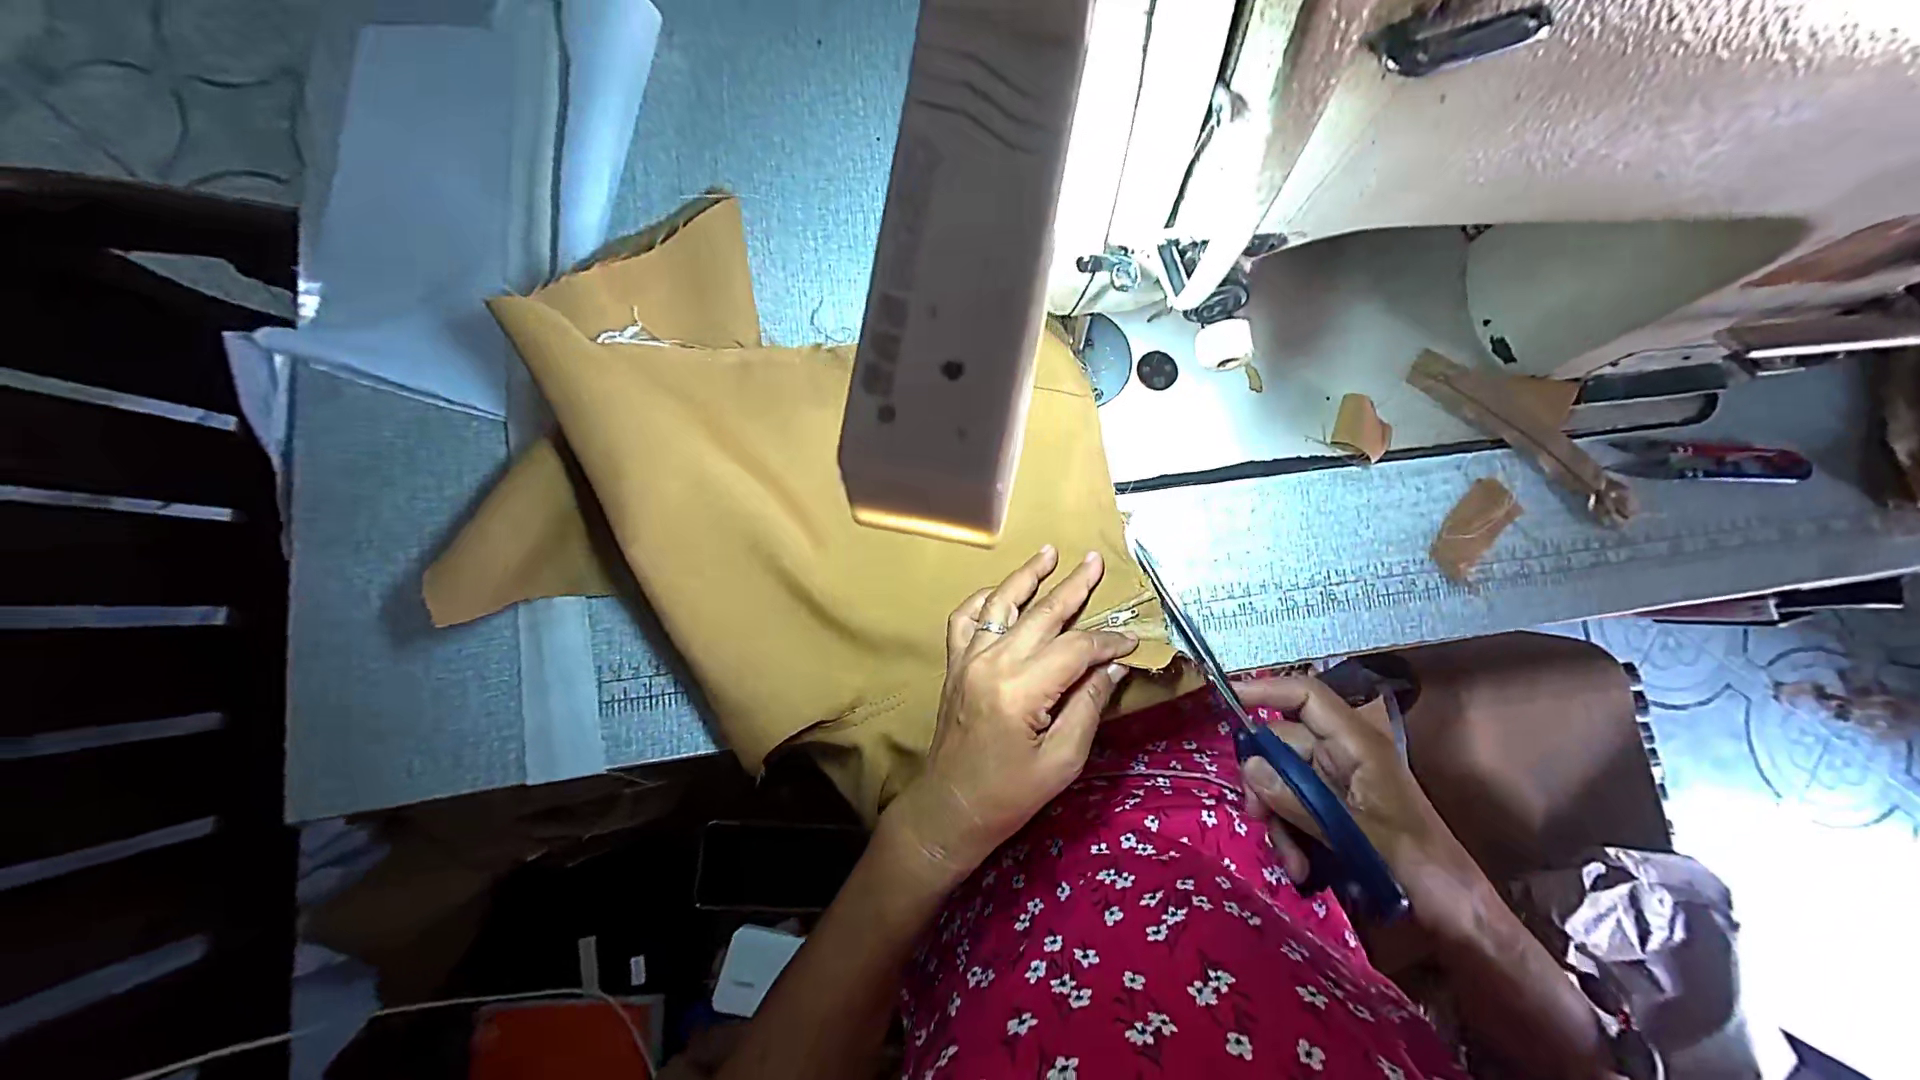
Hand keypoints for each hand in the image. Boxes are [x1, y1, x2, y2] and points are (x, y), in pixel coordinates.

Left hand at [885, 546, 1137, 880]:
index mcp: (1020, 690)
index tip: (1132, 639)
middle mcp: (991, 663)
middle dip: (1073, 586)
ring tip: (1048, 552)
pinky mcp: (954, 664)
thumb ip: (1088, 704)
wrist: (951, 806)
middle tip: (1095, 562)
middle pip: (1041, 614)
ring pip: (1000, 604)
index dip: (1108, 640)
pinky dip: (983, 600)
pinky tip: (1000, 591)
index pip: (1075, 648)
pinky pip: (965, 619)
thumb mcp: (1063, 759)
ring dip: (1026, 576)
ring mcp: (967, 659)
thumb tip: (1113, 664)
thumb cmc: (1010, 793)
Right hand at [1236, 676, 1481, 930]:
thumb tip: (1249, 766)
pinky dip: (1288, 835)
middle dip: (1263, 780)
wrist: (1461, 921)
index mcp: (1358, 746)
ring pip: (1281, 780)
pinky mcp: (1333, 811)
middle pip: (1281, 743)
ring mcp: (1336, 784)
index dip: (1266, 689)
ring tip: (1290, 860)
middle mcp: (1343, 756)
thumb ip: (1300, 801)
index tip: (1225, 697)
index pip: (1306, 697)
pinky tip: (1300, 868)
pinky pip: (1292, 808)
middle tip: (1257, 816)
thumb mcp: (1358, 836)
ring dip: (1276, 818)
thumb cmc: (1423, 871)